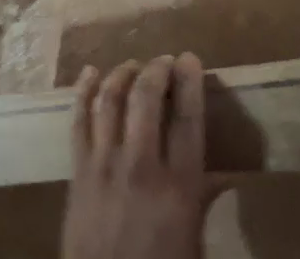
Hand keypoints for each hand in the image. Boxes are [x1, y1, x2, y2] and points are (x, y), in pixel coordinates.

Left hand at [61, 54, 207, 258]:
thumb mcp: (194, 239)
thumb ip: (203, 199)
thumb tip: (221, 173)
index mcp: (180, 187)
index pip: (187, 119)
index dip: (189, 82)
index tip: (190, 59)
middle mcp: (141, 166)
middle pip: (146, 99)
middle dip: (156, 70)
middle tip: (163, 60)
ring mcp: (104, 165)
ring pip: (110, 101)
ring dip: (122, 74)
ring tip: (133, 64)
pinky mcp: (78, 171)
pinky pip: (78, 120)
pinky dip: (84, 91)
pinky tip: (90, 74)